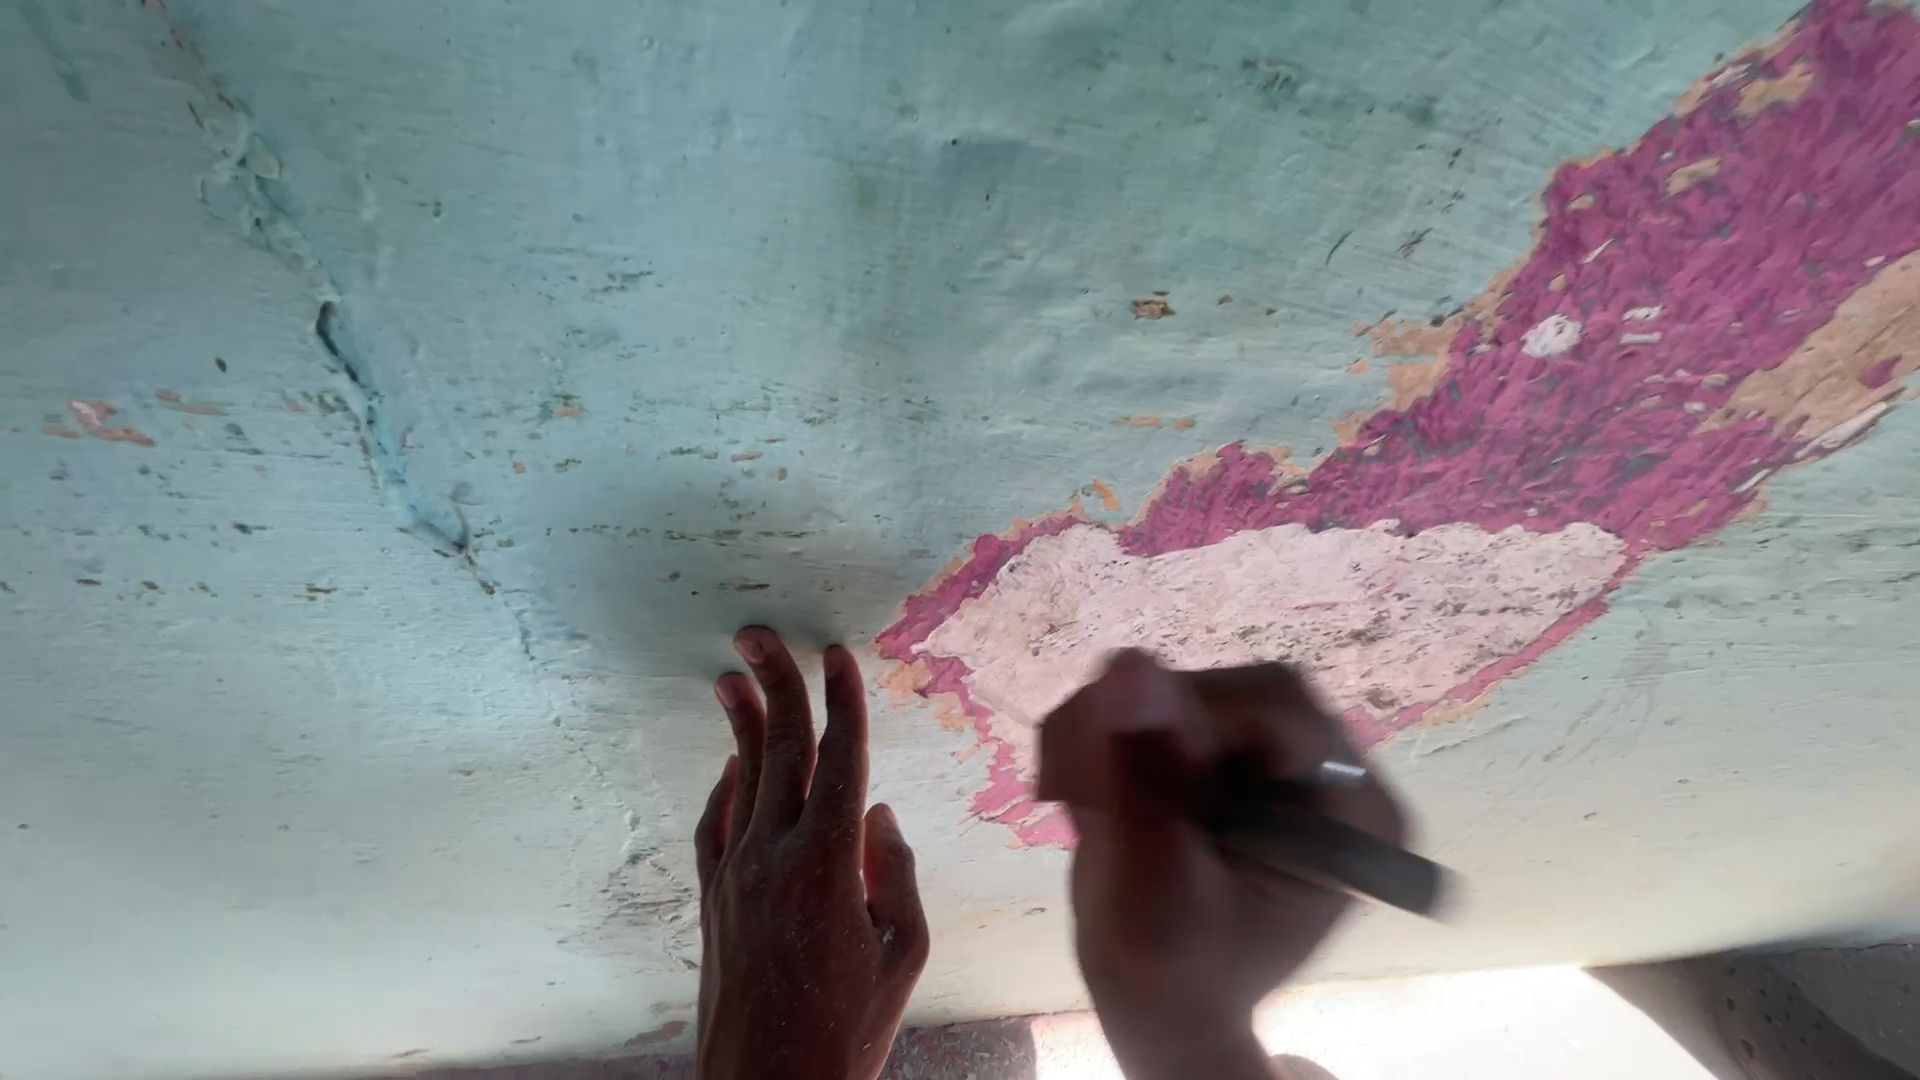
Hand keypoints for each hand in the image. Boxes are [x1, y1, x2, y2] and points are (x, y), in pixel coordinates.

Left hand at [694, 627, 929, 1079]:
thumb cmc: (845, 1030)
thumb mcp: (903, 952)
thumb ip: (894, 871)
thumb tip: (878, 814)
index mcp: (828, 862)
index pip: (841, 757)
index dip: (843, 701)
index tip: (838, 655)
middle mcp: (773, 853)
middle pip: (780, 747)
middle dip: (777, 683)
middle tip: (761, 634)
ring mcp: (734, 873)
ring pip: (741, 775)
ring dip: (741, 721)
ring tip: (733, 676)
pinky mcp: (712, 896)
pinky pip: (715, 821)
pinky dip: (725, 781)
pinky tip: (731, 761)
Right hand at [1036, 651, 1405, 1079]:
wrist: (1155, 989)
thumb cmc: (1170, 975)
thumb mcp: (1153, 894)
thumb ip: (1144, 780)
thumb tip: (1128, 662)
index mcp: (1351, 809)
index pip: (1279, 710)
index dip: (1189, 719)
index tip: (1113, 776)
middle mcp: (1320, 760)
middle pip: (1220, 689)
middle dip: (1132, 734)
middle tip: (1076, 794)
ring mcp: (1261, 742)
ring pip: (1171, 685)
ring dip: (1100, 734)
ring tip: (1072, 801)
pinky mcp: (1209, 733)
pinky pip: (1143, 694)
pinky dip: (1093, 733)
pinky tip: (1083, 791)